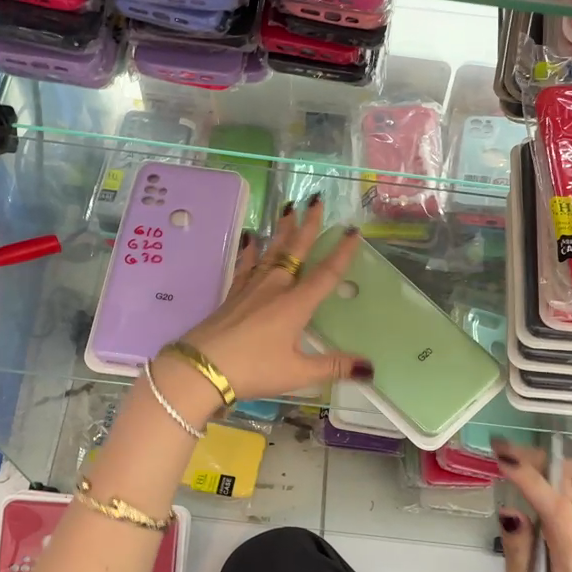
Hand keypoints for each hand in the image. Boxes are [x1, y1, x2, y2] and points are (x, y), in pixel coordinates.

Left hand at [178, 197, 372, 401]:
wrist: (203, 368)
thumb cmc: (254, 369)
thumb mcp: (298, 372)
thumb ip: (333, 367)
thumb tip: (369, 368)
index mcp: (296, 304)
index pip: (326, 274)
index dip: (342, 253)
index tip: (353, 231)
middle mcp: (275, 288)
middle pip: (296, 250)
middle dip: (308, 225)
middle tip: (317, 199)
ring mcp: (251, 288)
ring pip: (271, 251)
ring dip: (282, 230)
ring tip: (289, 207)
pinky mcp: (233, 295)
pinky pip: (246, 264)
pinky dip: (250, 250)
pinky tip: (250, 238)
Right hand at [493, 438, 571, 571]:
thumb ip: (517, 552)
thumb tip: (510, 511)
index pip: (557, 508)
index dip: (531, 479)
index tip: (502, 461)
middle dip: (539, 461)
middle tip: (504, 454)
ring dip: (555, 463)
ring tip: (523, 463)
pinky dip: (568, 474)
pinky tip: (545, 479)